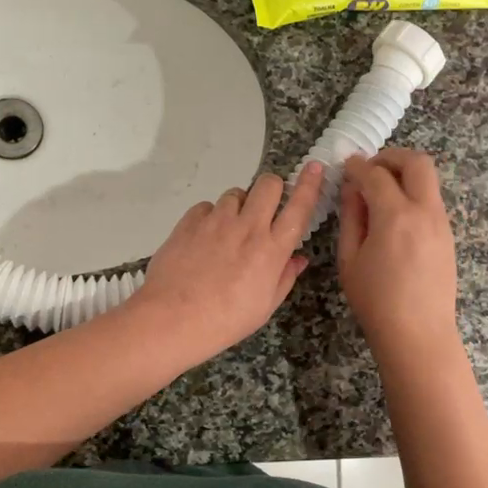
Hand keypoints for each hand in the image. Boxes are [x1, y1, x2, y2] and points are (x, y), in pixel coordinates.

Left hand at [130, 162, 324, 361]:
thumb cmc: (225, 320)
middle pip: (268, 184)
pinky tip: (203, 239)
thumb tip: (298, 258)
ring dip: (238, 206)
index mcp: (272, 249)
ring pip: (235, 193)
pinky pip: (207, 206)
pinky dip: (210, 217)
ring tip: (227, 232)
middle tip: (263, 210)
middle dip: (271, 190)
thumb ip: (284, 278)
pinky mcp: (189, 221)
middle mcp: (248, 227)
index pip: (299, 207)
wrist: (173, 318)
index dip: (309, 184)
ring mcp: (216, 221)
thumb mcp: (264, 307)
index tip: (314, 166)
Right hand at [338, 149, 459, 351]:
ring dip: (404, 175)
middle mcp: (424, 212)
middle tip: (370, 168)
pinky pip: (431, 201)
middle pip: (417, 162)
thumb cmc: (375, 301)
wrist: (418, 334)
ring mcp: (442, 223)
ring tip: (380, 192)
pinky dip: (413, 195)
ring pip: (428, 180)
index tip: (346, 165)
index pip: (376, 175)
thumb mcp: (350, 259)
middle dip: (391, 157)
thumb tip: (351, 189)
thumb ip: (351, 217)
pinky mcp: (448, 236)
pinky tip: (394, 216)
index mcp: (395, 216)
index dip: (357, 166)